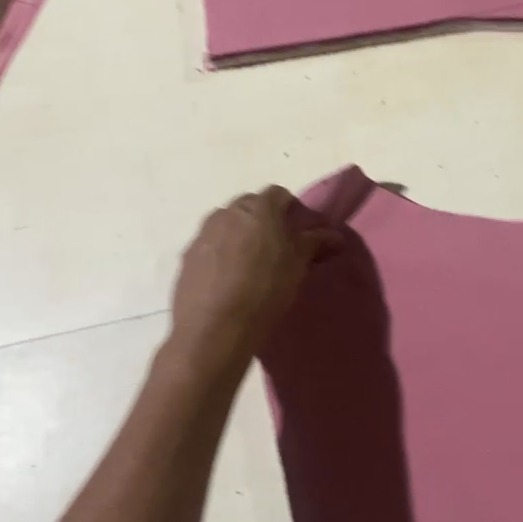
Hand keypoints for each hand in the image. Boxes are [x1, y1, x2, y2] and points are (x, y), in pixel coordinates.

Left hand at [164, 186, 337, 375]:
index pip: (278, 193)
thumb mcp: (298, 266)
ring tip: (249, 264)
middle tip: (276, 247)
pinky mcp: (187, 255)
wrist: (214, 328)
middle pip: (250, 205)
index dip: (291, 208)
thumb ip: (314, 243)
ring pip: (227, 223)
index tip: (298, 230)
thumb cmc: (265, 290)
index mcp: (259, 209)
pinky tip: (228, 279)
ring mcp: (203, 233)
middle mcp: (227, 212)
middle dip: (263, 219)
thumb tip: (336, 235)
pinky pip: (210, 244)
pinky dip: (220, 253)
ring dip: (239, 234)